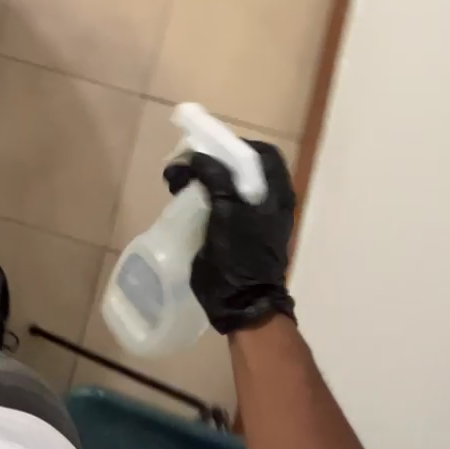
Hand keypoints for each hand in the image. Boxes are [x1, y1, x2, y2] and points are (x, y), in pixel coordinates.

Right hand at [163, 141, 297, 333]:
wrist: (241, 303)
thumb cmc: (240, 258)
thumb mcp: (229, 213)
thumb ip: (218, 179)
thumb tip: (198, 157)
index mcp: (275, 194)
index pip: (259, 153)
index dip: (232, 145)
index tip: (203, 149)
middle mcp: (266, 200)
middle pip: (238, 165)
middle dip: (208, 161)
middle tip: (182, 166)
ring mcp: (249, 215)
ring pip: (223, 181)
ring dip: (198, 176)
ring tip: (175, 181)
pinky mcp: (231, 228)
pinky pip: (215, 199)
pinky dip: (197, 193)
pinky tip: (181, 197)